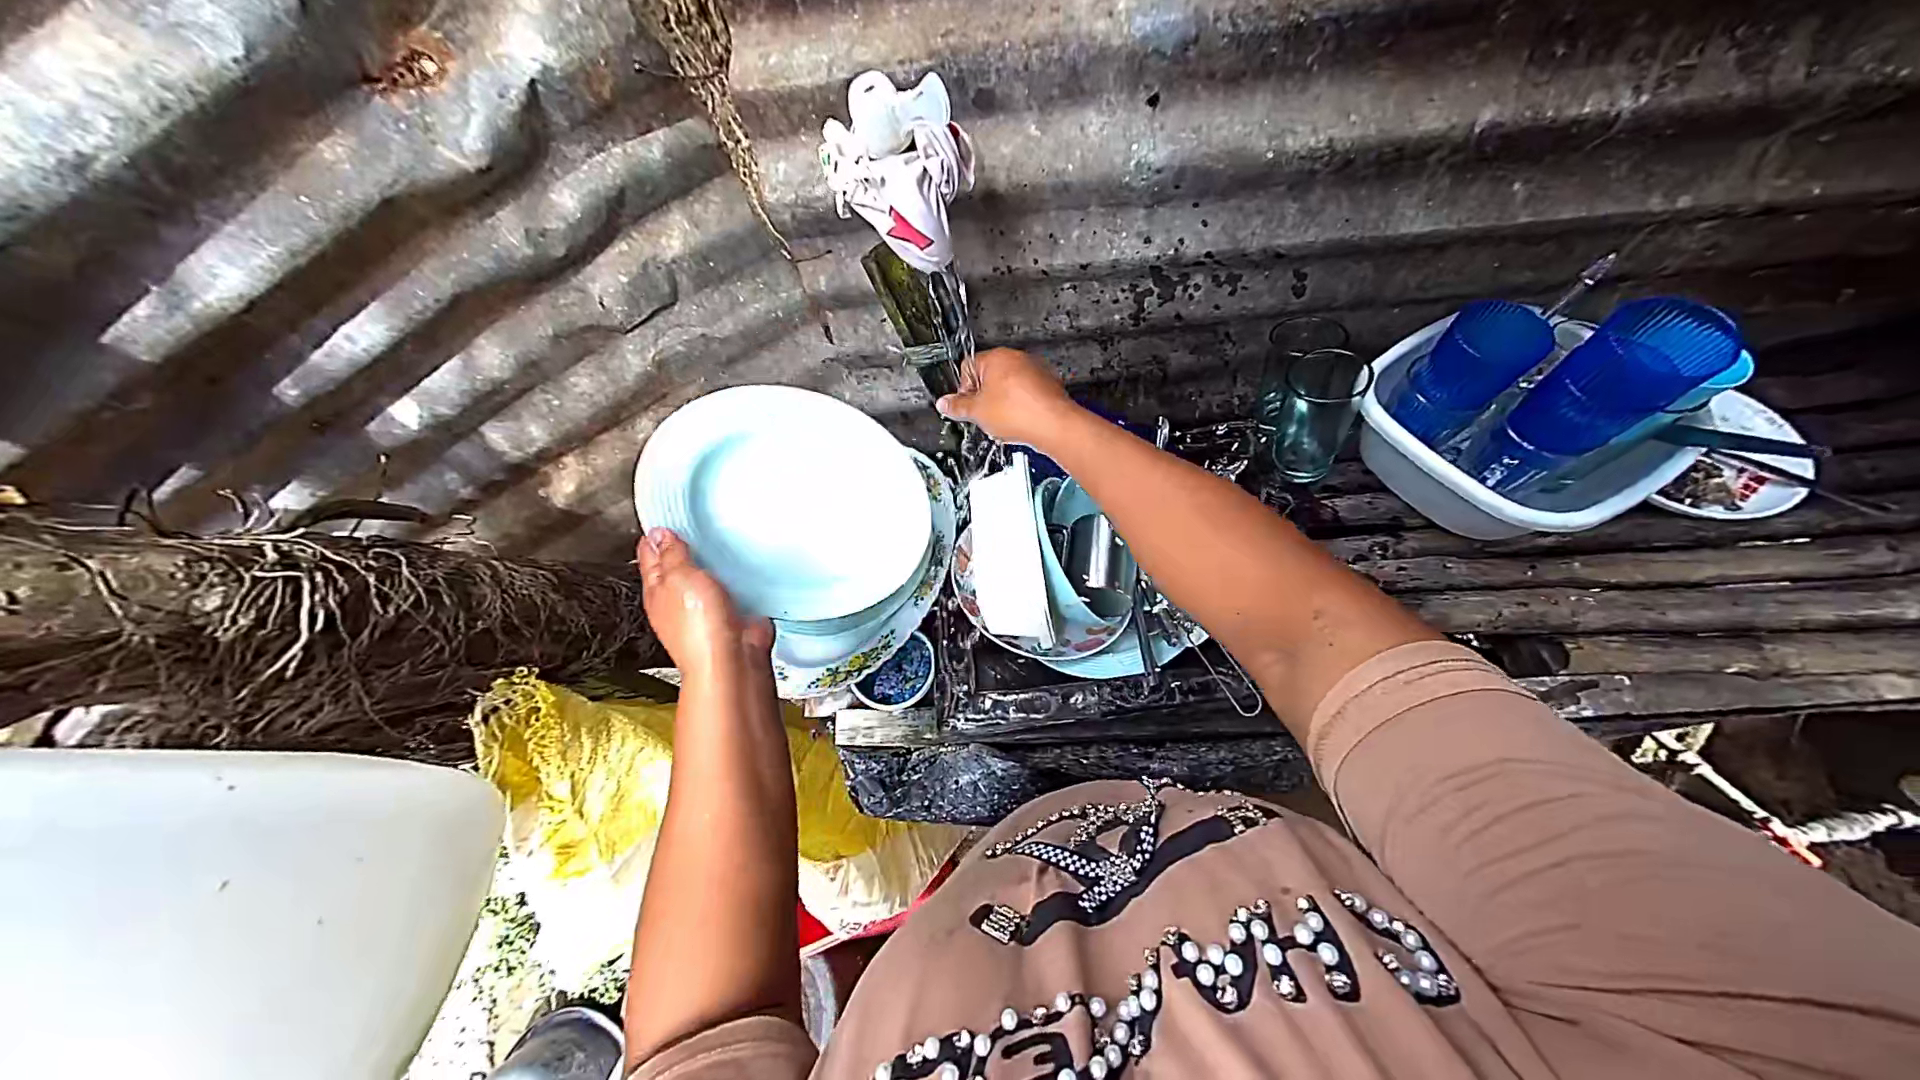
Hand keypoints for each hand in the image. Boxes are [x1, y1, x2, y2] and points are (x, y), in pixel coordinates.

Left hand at [637, 527, 772, 676]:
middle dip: (682, 548)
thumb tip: (659, 534)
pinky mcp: (731, 614)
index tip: (663, 518)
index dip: (654, 536)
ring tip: (716, 541)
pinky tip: (739, 569)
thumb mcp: (680, 577)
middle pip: (676, 567)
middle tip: (690, 523)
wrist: (732, 658)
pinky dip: (732, 579)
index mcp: (657, 590)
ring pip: (703, 578)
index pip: (650, 556)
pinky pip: (729, 590)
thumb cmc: (700, 627)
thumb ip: (671, 555)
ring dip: (710, 563)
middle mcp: (678, 600)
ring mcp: (705, 609)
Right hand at [935, 347, 1078, 447]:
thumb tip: (945, 404)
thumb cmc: (1020, 413)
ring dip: (1002, 404)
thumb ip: (957, 407)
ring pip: (1008, 387)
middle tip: (985, 415)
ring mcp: (1034, 371)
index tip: (966, 406)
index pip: (967, 368)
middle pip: (988, 377)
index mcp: (996, 358)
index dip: (964, 390)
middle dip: (984, 398)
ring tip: (1004, 421)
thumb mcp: (977, 413)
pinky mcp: (1047, 386)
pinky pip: (1026, 395)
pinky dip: (1021, 407)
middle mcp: (1017, 359)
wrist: (1053, 425)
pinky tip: (1020, 421)